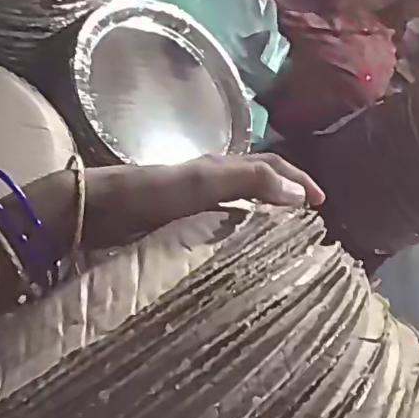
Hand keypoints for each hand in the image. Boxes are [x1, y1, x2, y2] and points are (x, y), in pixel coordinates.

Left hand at [30, 154, 324, 252]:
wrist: (94, 209)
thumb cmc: (149, 193)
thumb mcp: (202, 182)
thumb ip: (248, 181)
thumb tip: (299, 196)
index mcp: (219, 166)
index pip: (270, 166)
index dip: (298, 179)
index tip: (323, 204)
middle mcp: (209, 180)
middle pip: (257, 182)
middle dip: (286, 196)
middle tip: (309, 223)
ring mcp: (192, 203)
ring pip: (239, 204)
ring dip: (264, 215)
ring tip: (284, 239)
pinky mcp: (176, 223)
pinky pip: (219, 224)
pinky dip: (239, 232)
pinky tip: (241, 251)